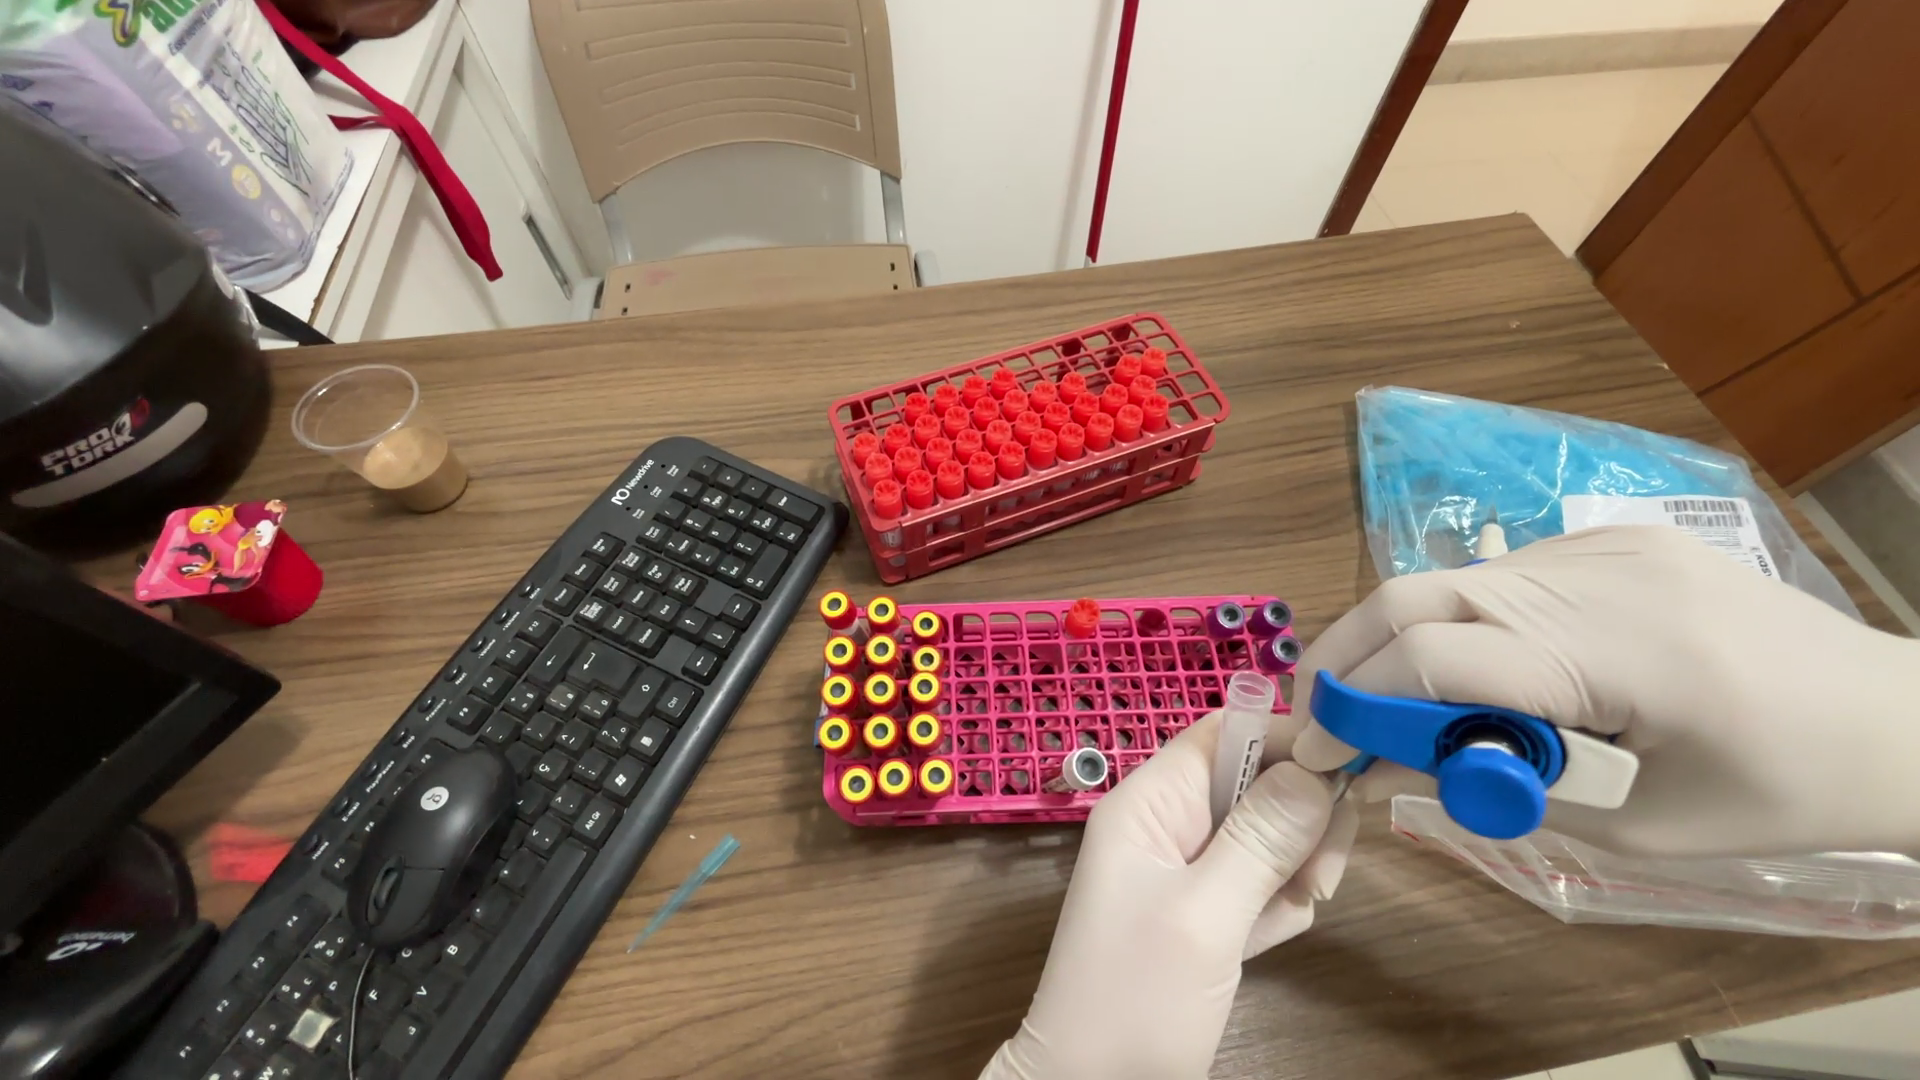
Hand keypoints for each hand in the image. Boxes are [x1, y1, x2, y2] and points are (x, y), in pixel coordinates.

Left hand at [980, 708, 1358, 1079]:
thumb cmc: (1135, 1000)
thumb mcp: (1203, 917)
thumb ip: (1260, 841)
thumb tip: (1317, 769)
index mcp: (1149, 804)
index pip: (1224, 735)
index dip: (1287, 739)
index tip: (1350, 769)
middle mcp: (1166, 823)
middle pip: (1255, 783)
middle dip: (1297, 820)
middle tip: (1317, 877)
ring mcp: (1185, 868)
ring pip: (1267, 836)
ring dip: (1290, 871)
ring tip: (1284, 916)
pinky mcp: (1204, 910)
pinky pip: (1259, 883)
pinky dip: (1275, 907)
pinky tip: (1263, 943)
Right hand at [1292, 525, 1919, 857]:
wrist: (1898, 718)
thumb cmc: (1776, 795)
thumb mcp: (1627, 824)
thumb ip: (1489, 783)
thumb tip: (1374, 767)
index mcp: (1622, 654)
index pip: (1435, 657)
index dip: (1357, 704)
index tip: (1317, 752)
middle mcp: (1595, 575)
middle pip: (1411, 596)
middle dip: (1343, 656)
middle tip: (1318, 712)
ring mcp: (1597, 543)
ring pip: (1439, 583)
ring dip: (1387, 640)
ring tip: (1377, 696)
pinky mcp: (1600, 536)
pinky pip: (1488, 578)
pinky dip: (1445, 622)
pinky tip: (1458, 663)